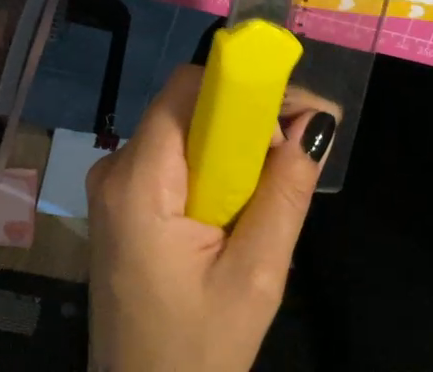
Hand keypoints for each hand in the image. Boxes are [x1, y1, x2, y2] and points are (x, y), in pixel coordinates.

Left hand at [86, 65, 335, 371]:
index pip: (187, 88)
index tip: (292, 110)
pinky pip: (174, 160)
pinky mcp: (123, 205)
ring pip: (184, 132)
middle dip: (246, 119)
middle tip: (296, 151)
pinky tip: (241, 205)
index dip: (241, 86)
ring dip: (233, 147)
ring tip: (274, 183)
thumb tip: (317, 121)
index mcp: (138, 182)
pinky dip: (213, 168)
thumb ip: (285, 194)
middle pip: (187, 108)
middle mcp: (116, 170)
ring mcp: (114, 188)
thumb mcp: (254, 277)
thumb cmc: (195, 351)